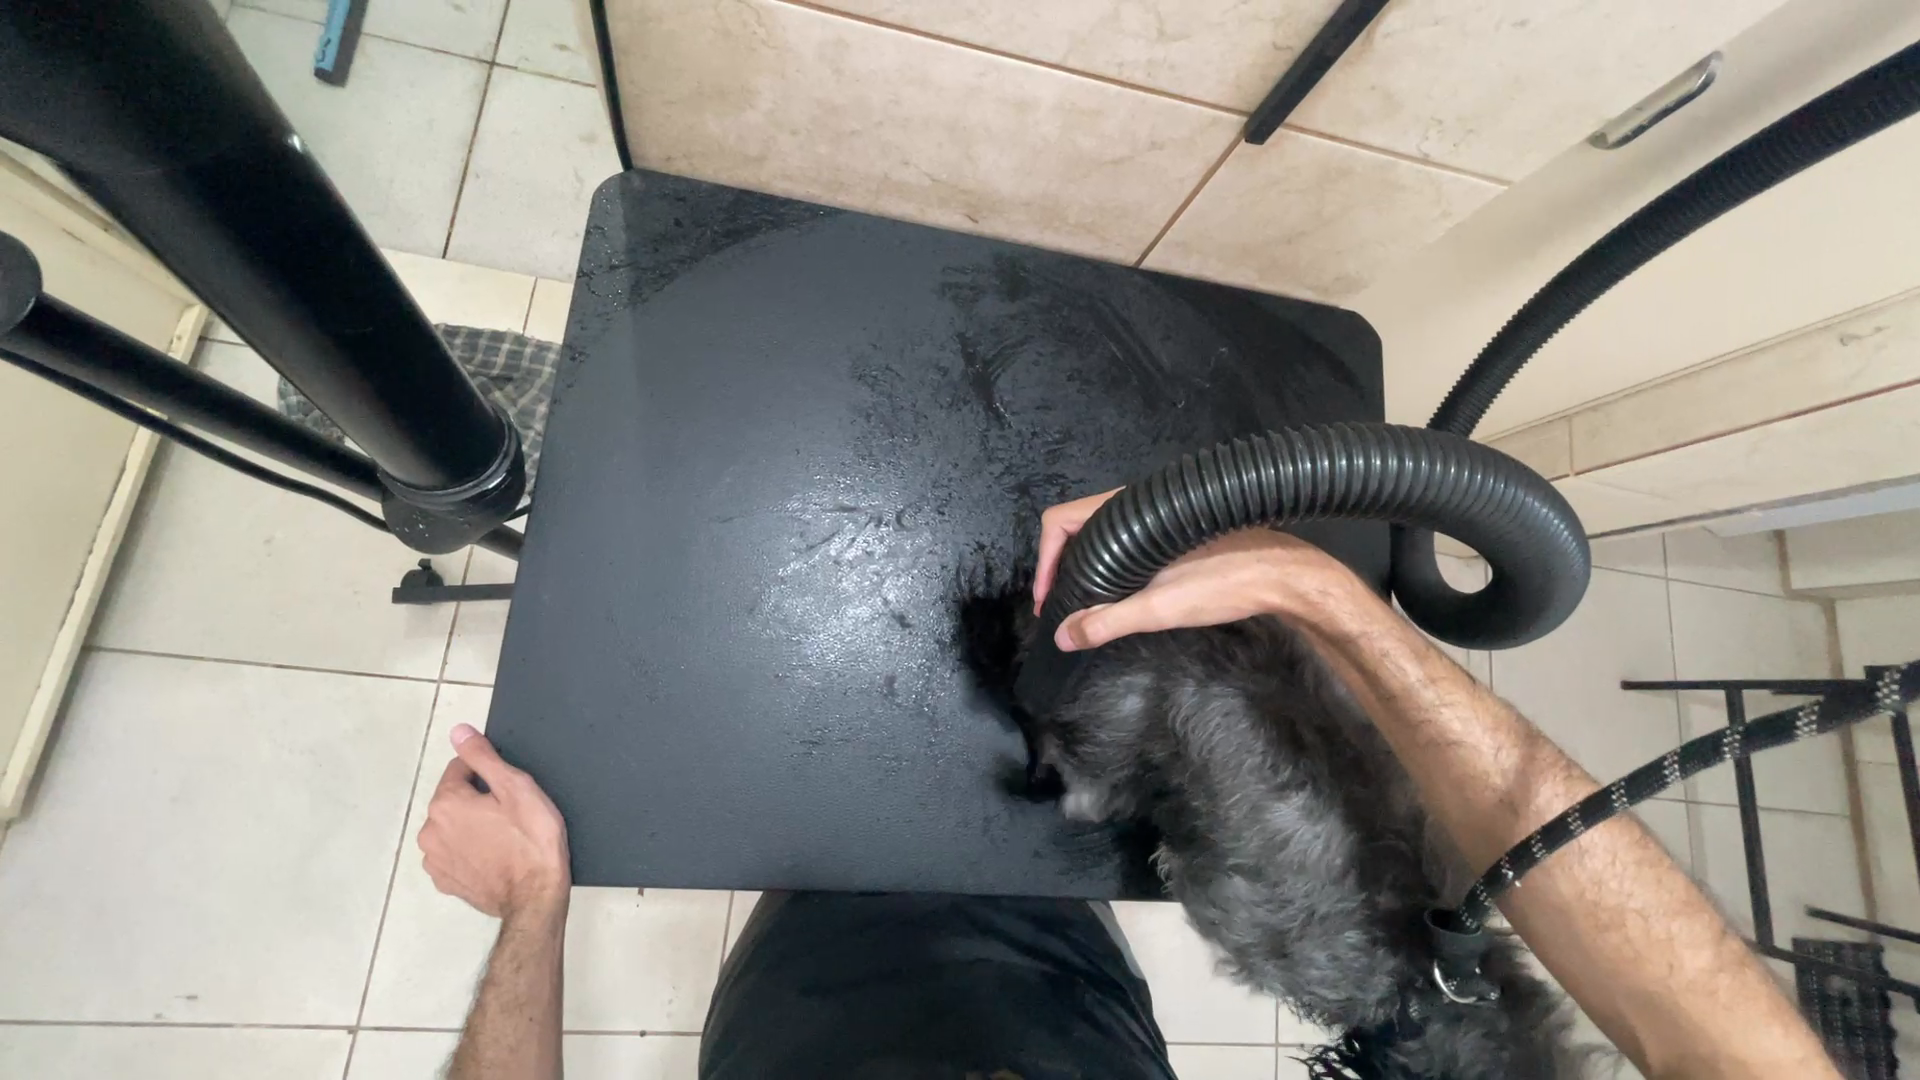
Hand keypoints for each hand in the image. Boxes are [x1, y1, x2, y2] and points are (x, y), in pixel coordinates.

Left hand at [419, 724, 570, 921]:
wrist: (535, 894)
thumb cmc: (532, 835)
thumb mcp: (516, 787)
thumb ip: (483, 757)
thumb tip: (459, 732)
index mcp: (446, 804)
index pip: (460, 769)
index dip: (488, 773)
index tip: (511, 788)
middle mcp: (430, 831)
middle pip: (454, 800)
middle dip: (478, 799)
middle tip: (513, 812)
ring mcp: (435, 860)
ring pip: (453, 827)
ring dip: (472, 825)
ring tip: (506, 836)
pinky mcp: (445, 881)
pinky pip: (454, 853)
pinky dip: (470, 850)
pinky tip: (496, 855)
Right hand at [1033, 489, 1379, 650]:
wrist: (1286, 575)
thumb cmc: (1224, 584)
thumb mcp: (1160, 608)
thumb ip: (1107, 621)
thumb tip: (1062, 636)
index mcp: (1126, 511)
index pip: (1059, 521)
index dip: (1043, 559)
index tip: (1045, 598)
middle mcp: (1134, 504)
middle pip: (1073, 525)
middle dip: (1057, 564)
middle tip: (1057, 604)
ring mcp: (1151, 514)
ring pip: (1097, 532)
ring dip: (1080, 562)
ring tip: (1079, 600)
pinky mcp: (1167, 528)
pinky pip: (1120, 538)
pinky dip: (1104, 561)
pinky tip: (1113, 589)